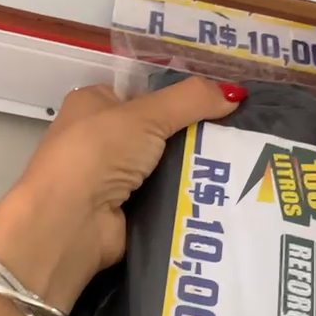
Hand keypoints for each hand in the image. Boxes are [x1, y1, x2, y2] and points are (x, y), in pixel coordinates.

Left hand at [0, 78, 243, 310]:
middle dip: (195, 135)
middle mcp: (101, 138)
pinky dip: (190, 197)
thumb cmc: (98, 153)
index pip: (145, 93)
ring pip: (167, 166)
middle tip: (243, 136)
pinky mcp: (128, 212)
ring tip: (246, 165)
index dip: (181, 96)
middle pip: (160, 131)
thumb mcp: (146, 115)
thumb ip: (190, 100)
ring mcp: (113, 177)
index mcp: (94, 103)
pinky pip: (168, 197)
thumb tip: (235, 92)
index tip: (224, 102)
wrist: (69, 222)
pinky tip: (227, 195)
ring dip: (197, 168)